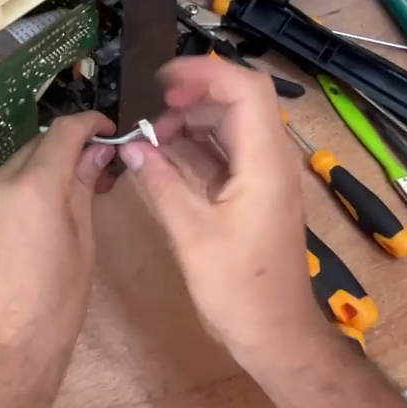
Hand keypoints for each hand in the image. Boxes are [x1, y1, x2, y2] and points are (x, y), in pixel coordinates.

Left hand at [0, 111, 116, 375]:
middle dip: (68, 148)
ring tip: (69, 196)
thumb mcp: (82, 241)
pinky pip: (0, 188)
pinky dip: (22, 188)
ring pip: (17, 165)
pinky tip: (38, 217)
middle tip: (96, 168)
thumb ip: (84, 186)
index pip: (64, 131)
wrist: (2, 351)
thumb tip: (96, 152)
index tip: (109, 131)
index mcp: (33, 186)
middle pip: (38, 145)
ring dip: (44, 168)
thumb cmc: (56, 303)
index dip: (90, 123)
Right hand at [116, 57, 325, 369]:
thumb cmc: (238, 288)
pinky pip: (228, 152)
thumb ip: (160, 182)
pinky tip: (166, 155)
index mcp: (264, 162)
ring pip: (232, 125)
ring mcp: (264, 177)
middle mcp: (271, 160)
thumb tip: (131, 146)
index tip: (162, 80)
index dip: (205, 73)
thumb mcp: (191, 233)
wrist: (275, 334)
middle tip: (154, 106)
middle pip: (240, 101)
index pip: (245, 90)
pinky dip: (198, 146)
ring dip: (194, 120)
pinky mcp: (255, 193)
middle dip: (195, 93)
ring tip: (155, 133)